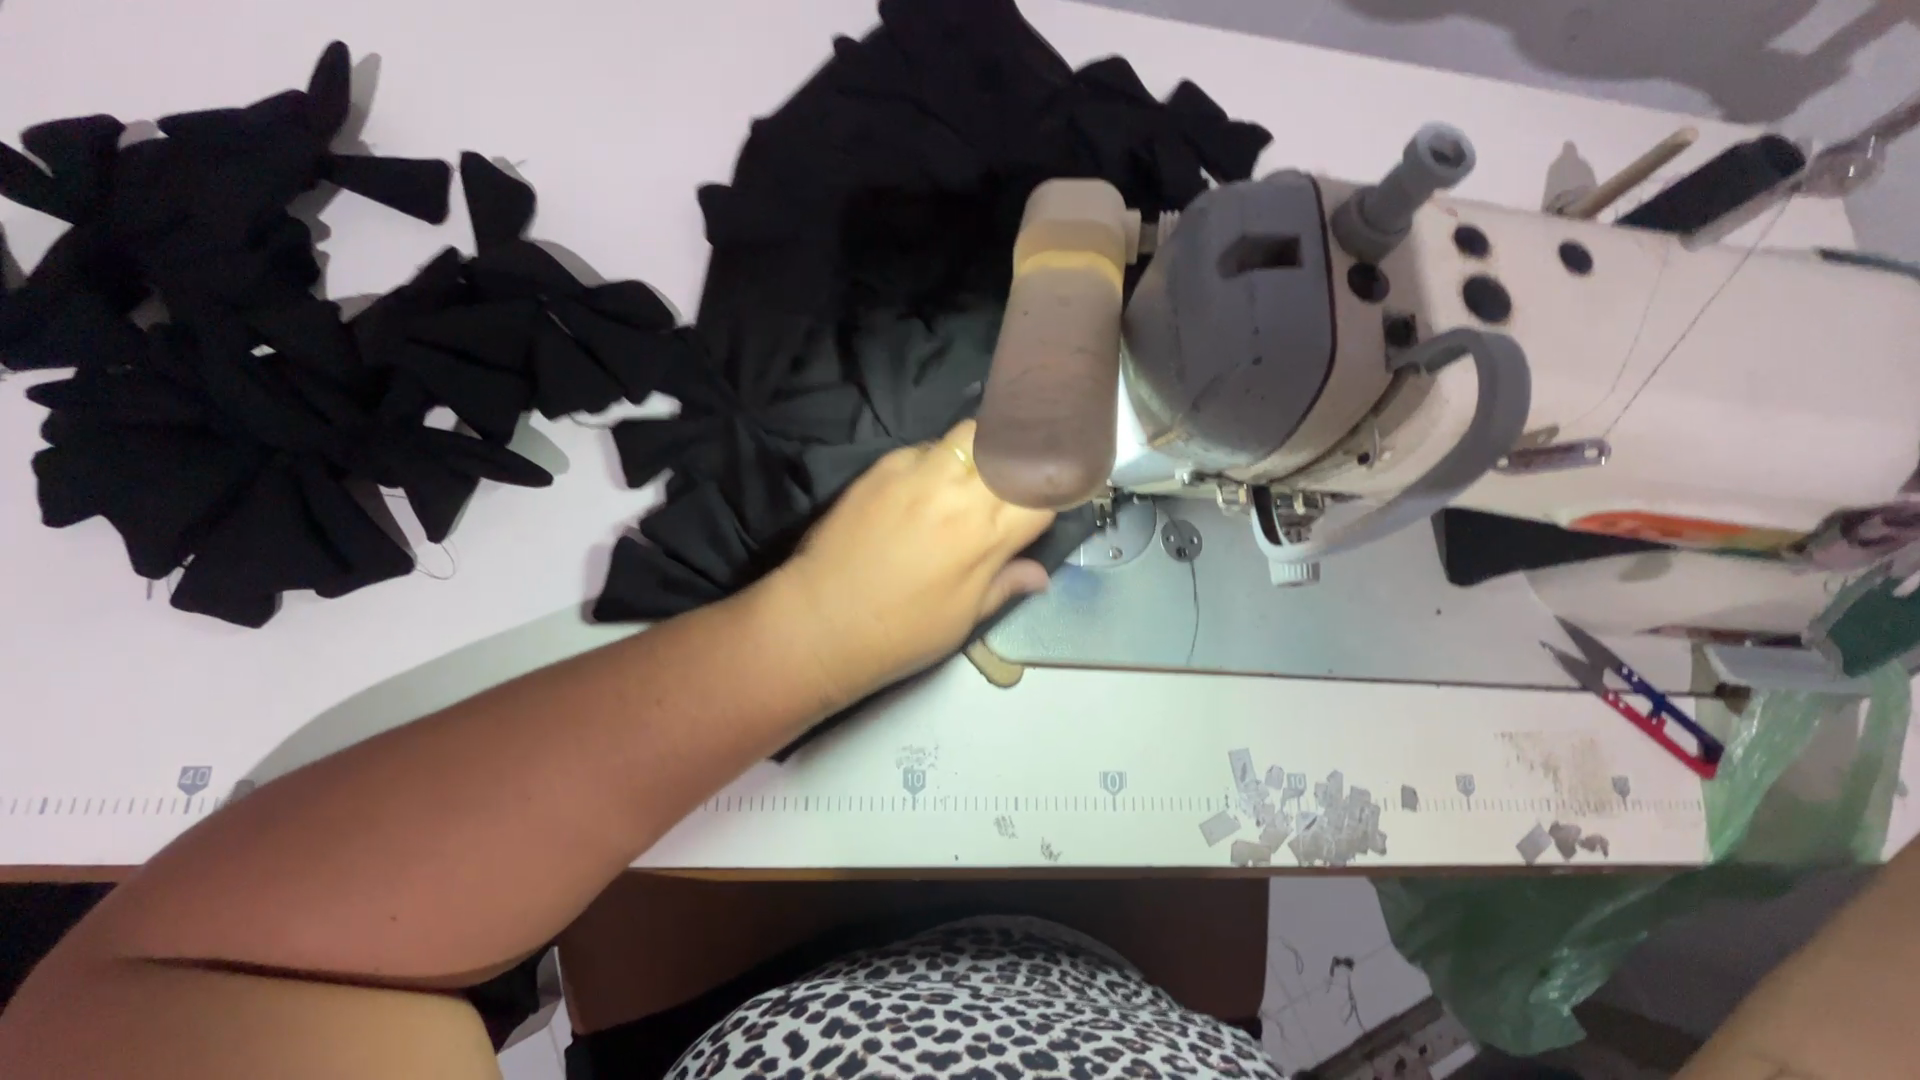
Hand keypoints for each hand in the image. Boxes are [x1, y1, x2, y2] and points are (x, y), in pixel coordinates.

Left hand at [755, 420, 1057, 708]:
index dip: (1062, 485)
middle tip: (1028, 468)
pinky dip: (937, 460)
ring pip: (971, 434)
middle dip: (1031, 452)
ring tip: (977, 472)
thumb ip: (1005, 583)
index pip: (1044, 490)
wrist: (821, 621)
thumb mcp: (964, 618)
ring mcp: (917, 473)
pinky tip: (926, 485)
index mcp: (986, 535)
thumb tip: (1040, 574)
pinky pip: (925, 448)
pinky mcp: (882, 467)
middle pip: (1014, 446)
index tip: (1065, 485)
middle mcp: (958, 492)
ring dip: (984, 448)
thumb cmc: (899, 632)